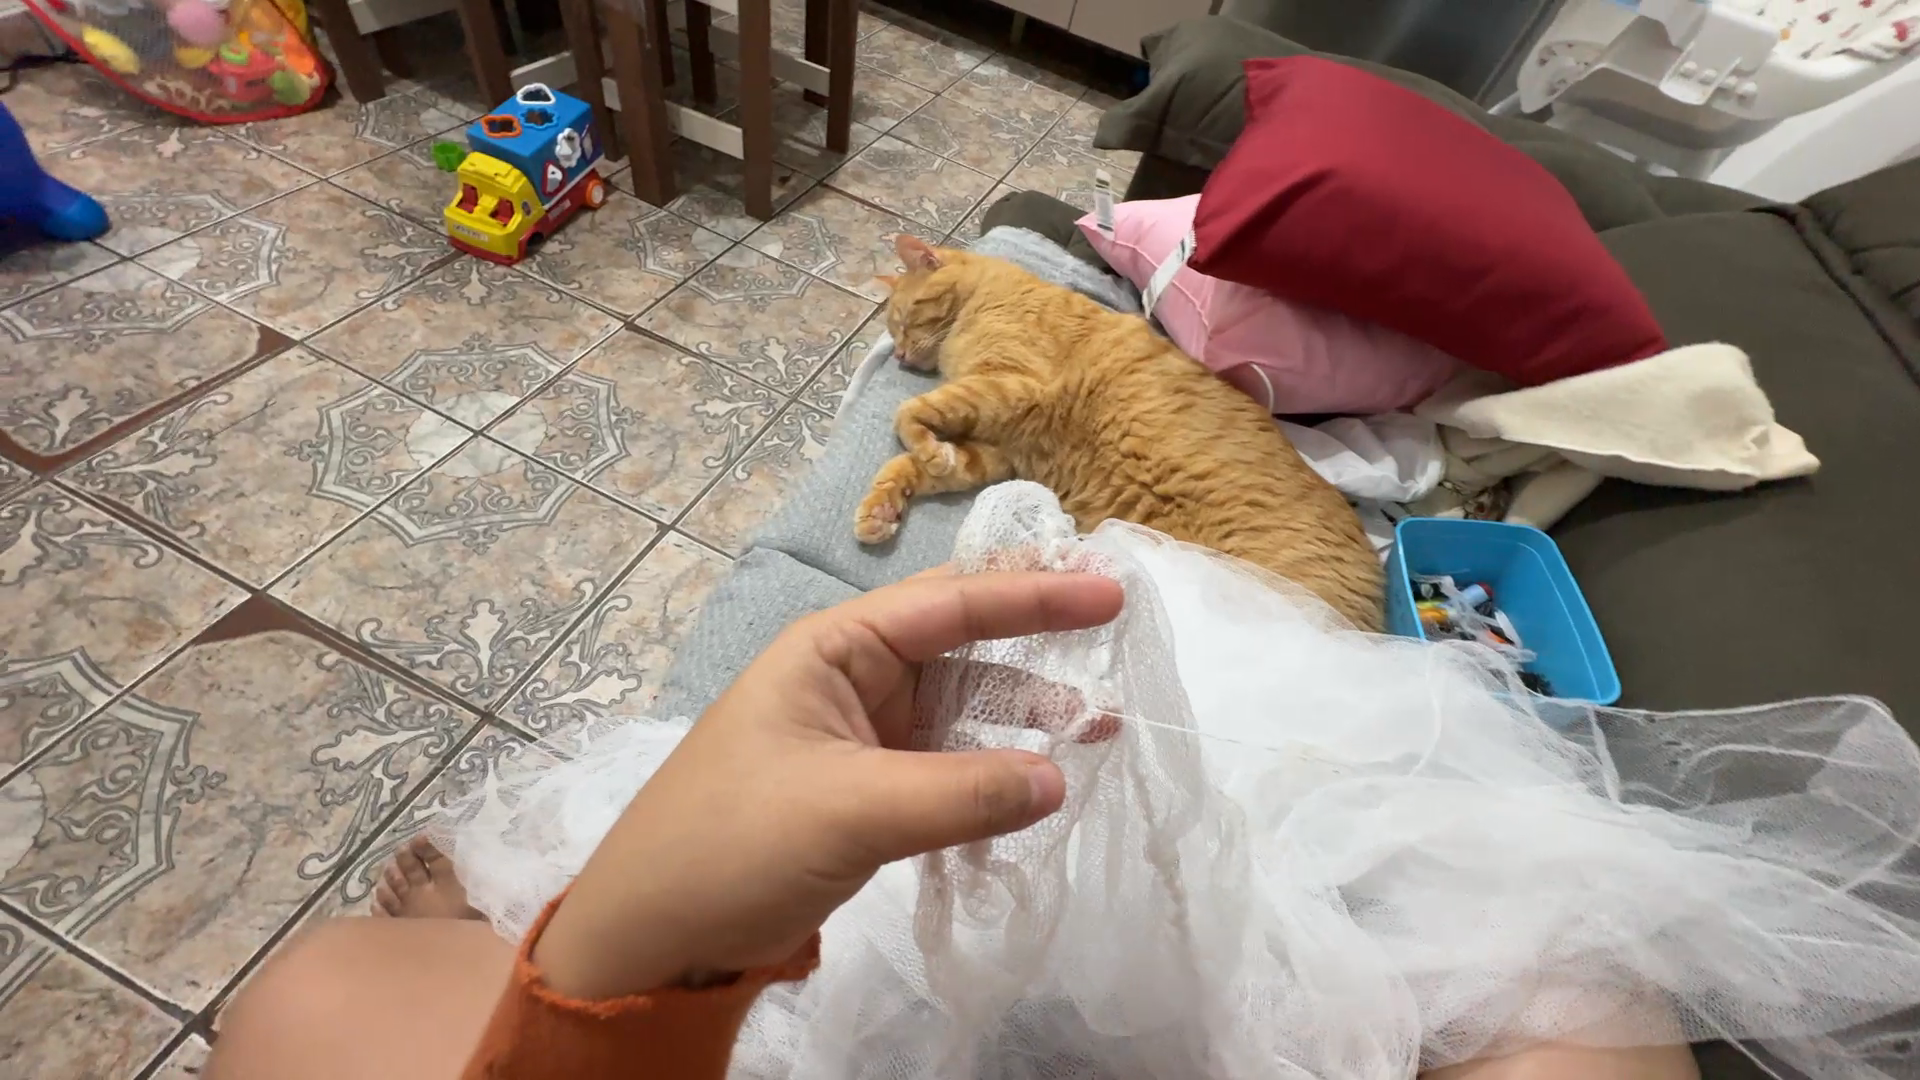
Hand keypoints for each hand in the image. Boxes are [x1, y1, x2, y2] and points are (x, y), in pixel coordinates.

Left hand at [530, 569, 1125, 999]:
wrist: (656, 932)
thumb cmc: (734, 843)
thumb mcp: (848, 810)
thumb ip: (960, 792)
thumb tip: (1060, 778)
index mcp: (836, 647)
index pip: (949, 605)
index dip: (1033, 594)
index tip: (1106, 591)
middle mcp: (856, 674)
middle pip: (962, 642)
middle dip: (1036, 636)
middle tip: (1114, 627)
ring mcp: (868, 729)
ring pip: (962, 705)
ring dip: (1025, 712)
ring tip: (1098, 724)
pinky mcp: (875, 782)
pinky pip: (950, 760)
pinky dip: (994, 766)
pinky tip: (1040, 778)